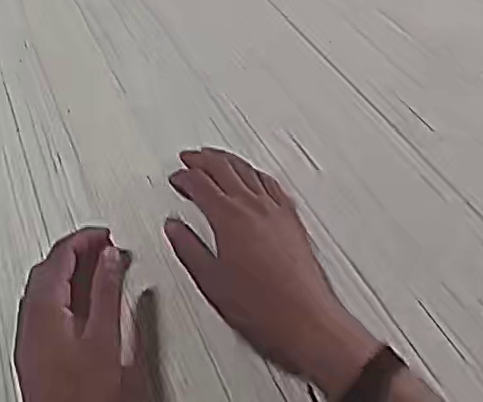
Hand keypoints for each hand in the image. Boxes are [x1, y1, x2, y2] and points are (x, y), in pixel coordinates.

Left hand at [15, 227, 148, 401]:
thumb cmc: (80, 397)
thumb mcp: (104, 337)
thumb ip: (107, 291)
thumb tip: (110, 256)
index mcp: (43, 309)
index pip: (59, 255)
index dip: (85, 238)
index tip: (106, 235)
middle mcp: (29, 321)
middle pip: (49, 269)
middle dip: (77, 252)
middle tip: (104, 247)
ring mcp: (30, 341)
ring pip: (46, 289)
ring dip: (71, 273)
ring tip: (100, 269)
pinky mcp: (35, 358)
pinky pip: (46, 310)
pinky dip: (66, 294)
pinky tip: (86, 303)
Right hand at [165, 149, 381, 397]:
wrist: (308, 323)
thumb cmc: (265, 310)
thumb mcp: (211, 283)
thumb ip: (188, 248)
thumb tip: (174, 228)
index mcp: (228, 217)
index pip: (199, 183)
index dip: (183, 177)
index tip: (176, 178)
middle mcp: (252, 205)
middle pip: (222, 166)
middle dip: (201, 159)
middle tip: (189, 158)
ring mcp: (275, 209)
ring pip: (246, 168)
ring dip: (226, 159)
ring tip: (215, 157)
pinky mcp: (292, 217)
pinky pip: (270, 183)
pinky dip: (254, 173)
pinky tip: (253, 176)